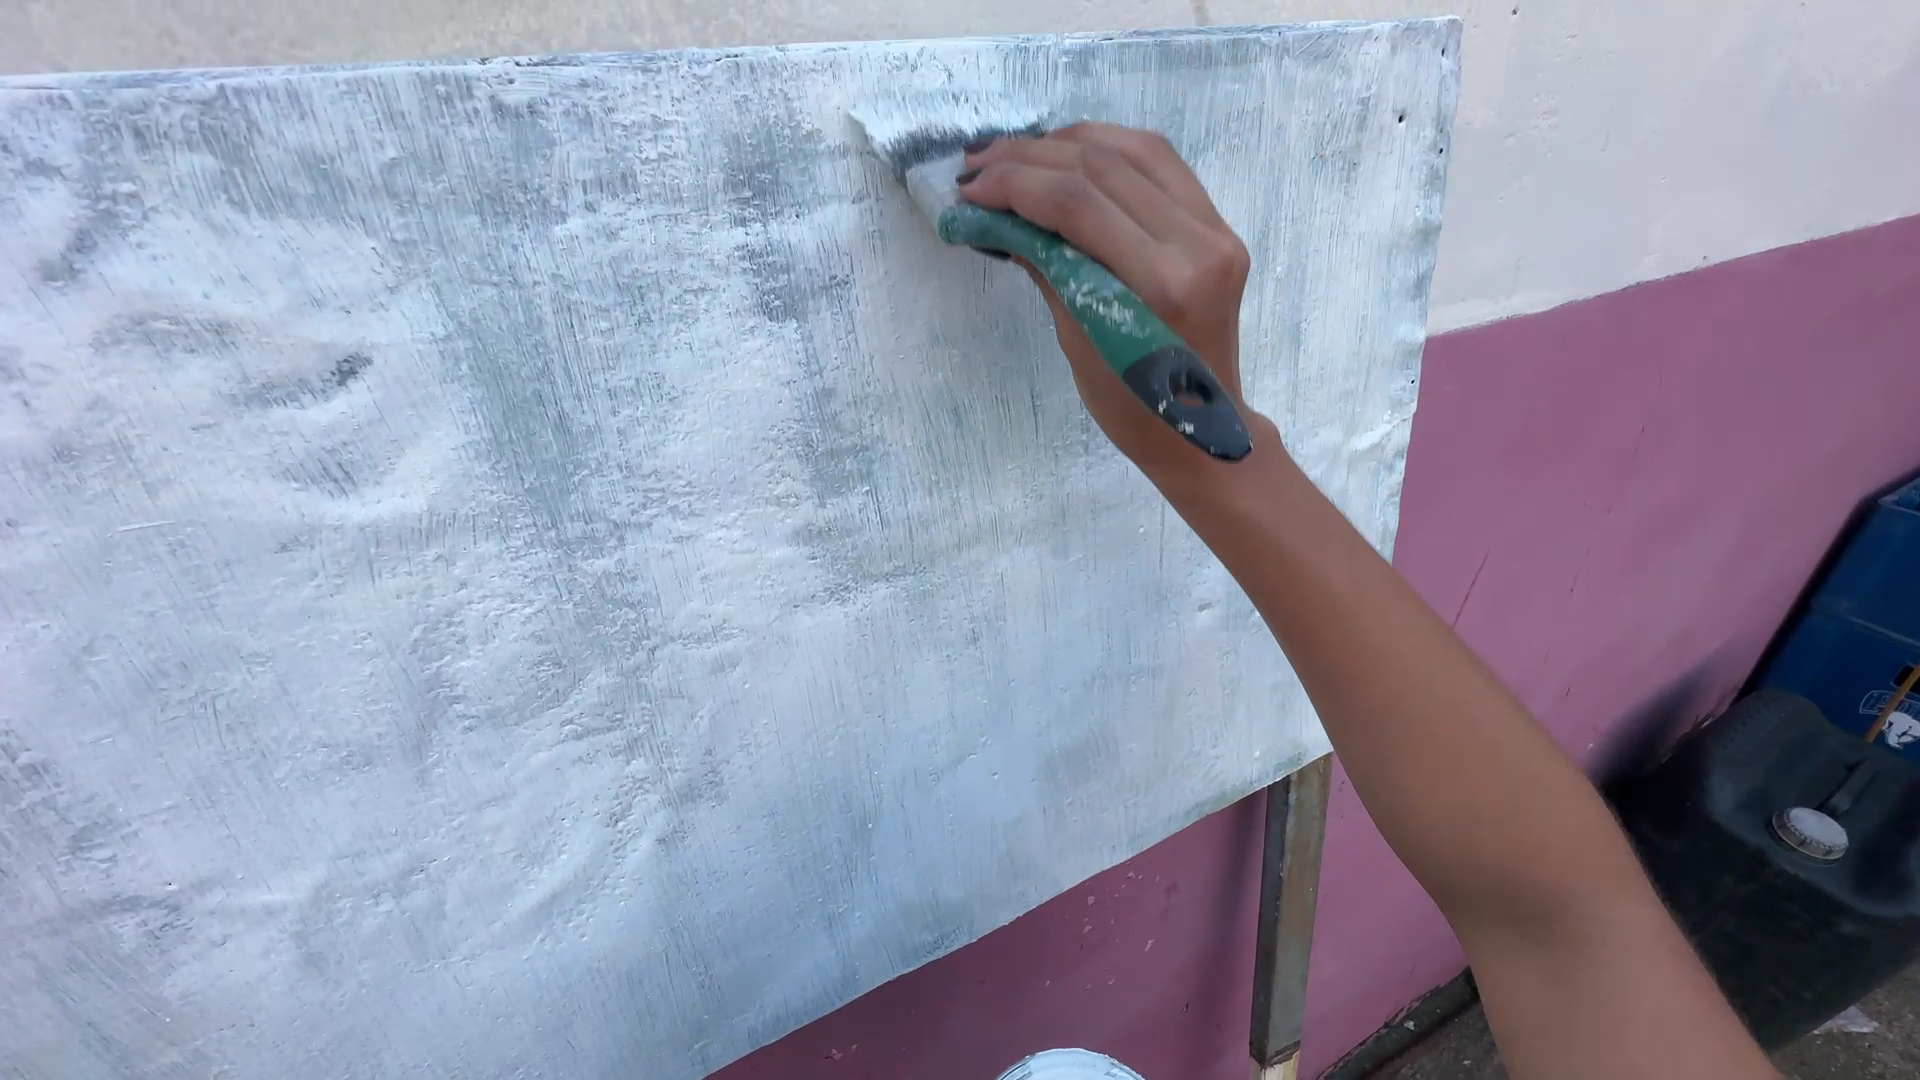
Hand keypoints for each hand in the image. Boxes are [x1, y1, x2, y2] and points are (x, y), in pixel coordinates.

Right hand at [957, 123, 1277, 478]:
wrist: (1200, 429)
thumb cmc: (1133, 409)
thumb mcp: (1077, 343)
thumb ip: (1048, 267)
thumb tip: (1000, 217)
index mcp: (1160, 286)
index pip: (1079, 206)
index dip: (1015, 185)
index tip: (970, 188)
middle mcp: (1197, 246)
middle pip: (1103, 170)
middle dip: (1031, 158)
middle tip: (979, 163)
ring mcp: (1217, 231)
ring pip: (1135, 151)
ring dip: (1068, 143)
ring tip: (1017, 152)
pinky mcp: (1220, 228)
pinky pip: (1161, 167)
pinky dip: (1110, 150)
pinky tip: (1069, 154)